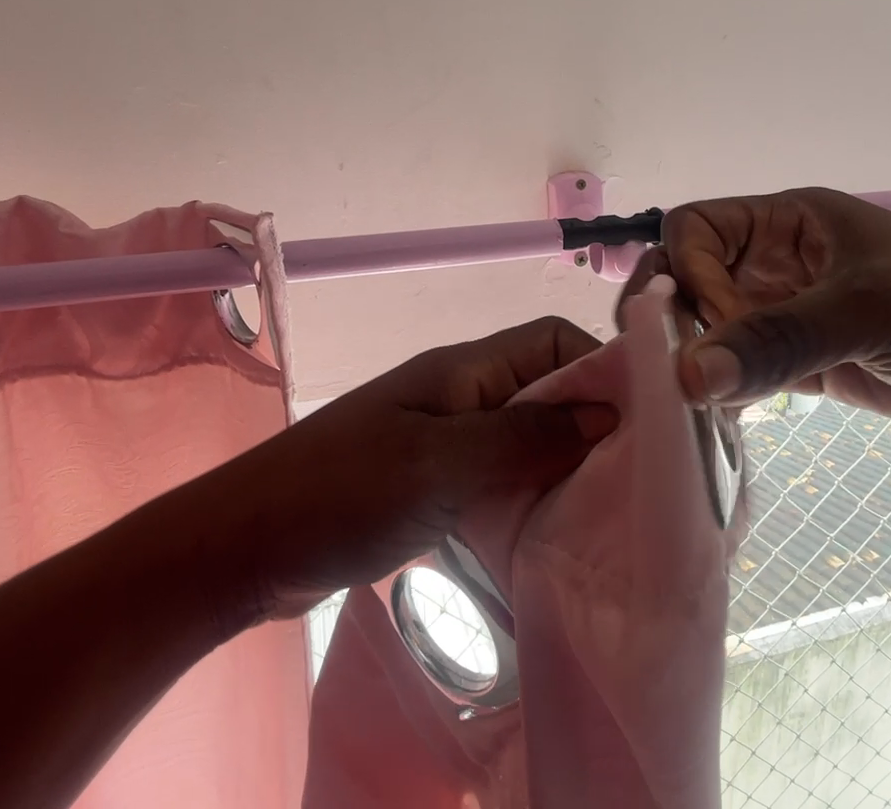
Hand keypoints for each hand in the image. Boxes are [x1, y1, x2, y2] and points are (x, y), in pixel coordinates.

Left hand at [221, 316, 617, 619]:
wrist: (244, 548)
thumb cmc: (337, 495)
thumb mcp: (438, 464)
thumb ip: (525, 437)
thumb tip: (609, 415)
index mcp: (463, 370)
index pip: (555, 342)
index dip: (604, 370)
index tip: (647, 427)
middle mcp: (462, 397)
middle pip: (549, 391)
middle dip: (594, 427)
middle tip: (639, 485)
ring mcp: (446, 443)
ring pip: (528, 440)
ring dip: (565, 470)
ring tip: (608, 517)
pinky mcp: (434, 487)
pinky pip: (500, 480)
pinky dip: (531, 500)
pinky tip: (552, 536)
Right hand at [620, 188, 890, 426]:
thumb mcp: (869, 312)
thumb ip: (777, 340)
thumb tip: (686, 375)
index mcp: (787, 222)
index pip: (695, 229)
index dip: (690, 272)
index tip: (720, 322)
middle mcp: (776, 262)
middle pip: (689, 278)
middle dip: (680, 320)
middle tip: (686, 371)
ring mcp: (785, 313)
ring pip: (708, 327)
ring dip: (697, 360)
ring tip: (700, 401)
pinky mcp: (799, 360)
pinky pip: (739, 368)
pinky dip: (723, 390)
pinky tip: (725, 416)